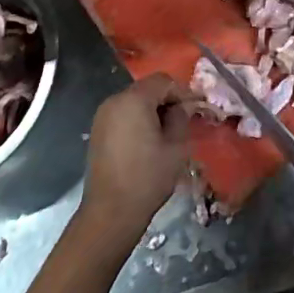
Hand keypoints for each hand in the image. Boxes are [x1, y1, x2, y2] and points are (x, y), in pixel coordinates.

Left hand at [80, 73, 189, 243]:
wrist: (111, 211)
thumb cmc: (148, 177)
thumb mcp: (176, 147)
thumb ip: (181, 118)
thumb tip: (182, 107)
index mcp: (134, 100)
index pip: (163, 81)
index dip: (182, 91)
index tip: (196, 108)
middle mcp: (114, 100)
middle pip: (146, 88)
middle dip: (167, 99)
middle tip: (184, 119)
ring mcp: (102, 116)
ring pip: (134, 101)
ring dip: (152, 109)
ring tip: (167, 131)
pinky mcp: (97, 131)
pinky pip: (122, 114)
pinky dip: (137, 119)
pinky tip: (148, 140)